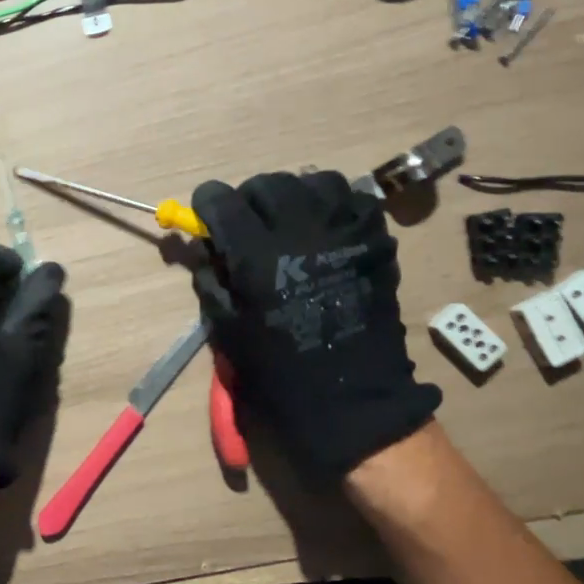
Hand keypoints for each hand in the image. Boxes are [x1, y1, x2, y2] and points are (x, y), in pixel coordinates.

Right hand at [191, 171, 439, 480]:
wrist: (350, 401)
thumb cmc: (278, 376)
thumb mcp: (227, 331)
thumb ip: (212, 281)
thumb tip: (207, 247)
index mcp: (257, 259)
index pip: (223, 202)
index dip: (208, 205)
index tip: (207, 216)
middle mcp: (301, 233)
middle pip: (268, 185)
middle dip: (250, 200)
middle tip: (247, 225)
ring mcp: (345, 233)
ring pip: (314, 182)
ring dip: (294, 196)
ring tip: (289, 222)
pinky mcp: (376, 242)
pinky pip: (354, 201)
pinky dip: (334, 206)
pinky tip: (325, 231)